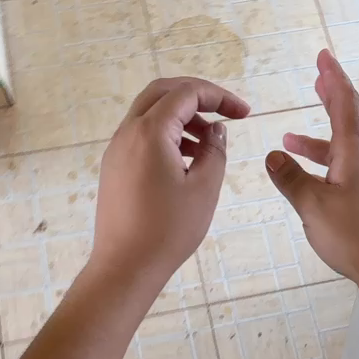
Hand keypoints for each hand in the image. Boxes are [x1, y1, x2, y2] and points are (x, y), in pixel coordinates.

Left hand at [89, 77, 250, 292]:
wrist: (125, 266)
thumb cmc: (168, 230)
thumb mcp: (204, 188)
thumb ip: (214, 150)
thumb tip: (215, 130)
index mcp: (150, 132)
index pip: (186, 93)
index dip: (219, 96)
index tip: (244, 114)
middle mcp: (127, 133)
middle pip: (162, 92)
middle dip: (197, 96)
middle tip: (225, 113)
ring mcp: (116, 150)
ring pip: (150, 114)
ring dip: (181, 117)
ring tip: (208, 143)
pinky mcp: (114, 167)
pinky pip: (141, 136)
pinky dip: (166, 135)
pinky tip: (186, 160)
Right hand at [266, 51, 358, 296]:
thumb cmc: (356, 236)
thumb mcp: (313, 206)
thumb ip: (291, 179)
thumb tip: (272, 155)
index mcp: (354, 154)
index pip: (345, 105)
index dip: (333, 78)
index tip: (323, 57)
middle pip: (349, 120)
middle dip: (332, 97)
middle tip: (318, 78)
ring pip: (345, 149)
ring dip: (319, 139)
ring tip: (292, 139)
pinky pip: (345, 170)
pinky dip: (326, 164)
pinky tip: (312, 180)